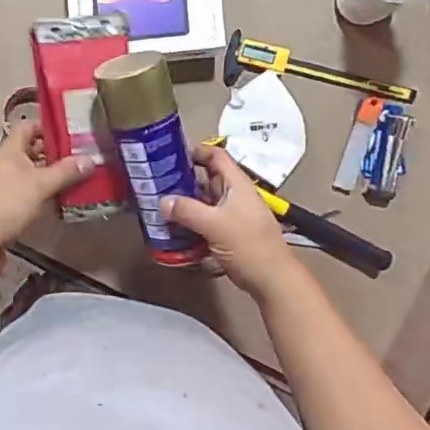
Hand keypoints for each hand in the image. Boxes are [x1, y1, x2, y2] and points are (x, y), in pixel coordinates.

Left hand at [0, 120, 96, 243]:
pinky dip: (50, 183)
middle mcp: (10, 161)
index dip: (47, 126)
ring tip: (79, 168)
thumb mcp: (41, 184)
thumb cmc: (11, 202)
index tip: (69, 130)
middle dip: (57, 149)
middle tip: (80, 151)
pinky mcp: (15, 196)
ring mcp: (11, 179)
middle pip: (35, 147)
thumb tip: (91, 159)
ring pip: (36, 166)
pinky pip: (36, 183)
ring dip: (55, 167)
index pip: (28, 126)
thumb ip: (66, 170)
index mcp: (11, 150)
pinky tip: (68, 187)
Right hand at [160, 146, 306, 299]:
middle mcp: (234, 195)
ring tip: (160, 205)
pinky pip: (205, 221)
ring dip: (185, 203)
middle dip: (184, 179)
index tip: (171, 154)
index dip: (197, 151)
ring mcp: (232, 215)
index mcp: (236, 184)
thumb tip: (163, 201)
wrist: (271, 278)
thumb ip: (187, 210)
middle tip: (157, 183)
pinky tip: (173, 229)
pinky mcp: (228, 233)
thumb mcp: (215, 224)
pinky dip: (191, 222)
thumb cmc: (248, 245)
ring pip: (205, 202)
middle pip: (207, 179)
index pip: (217, 156)